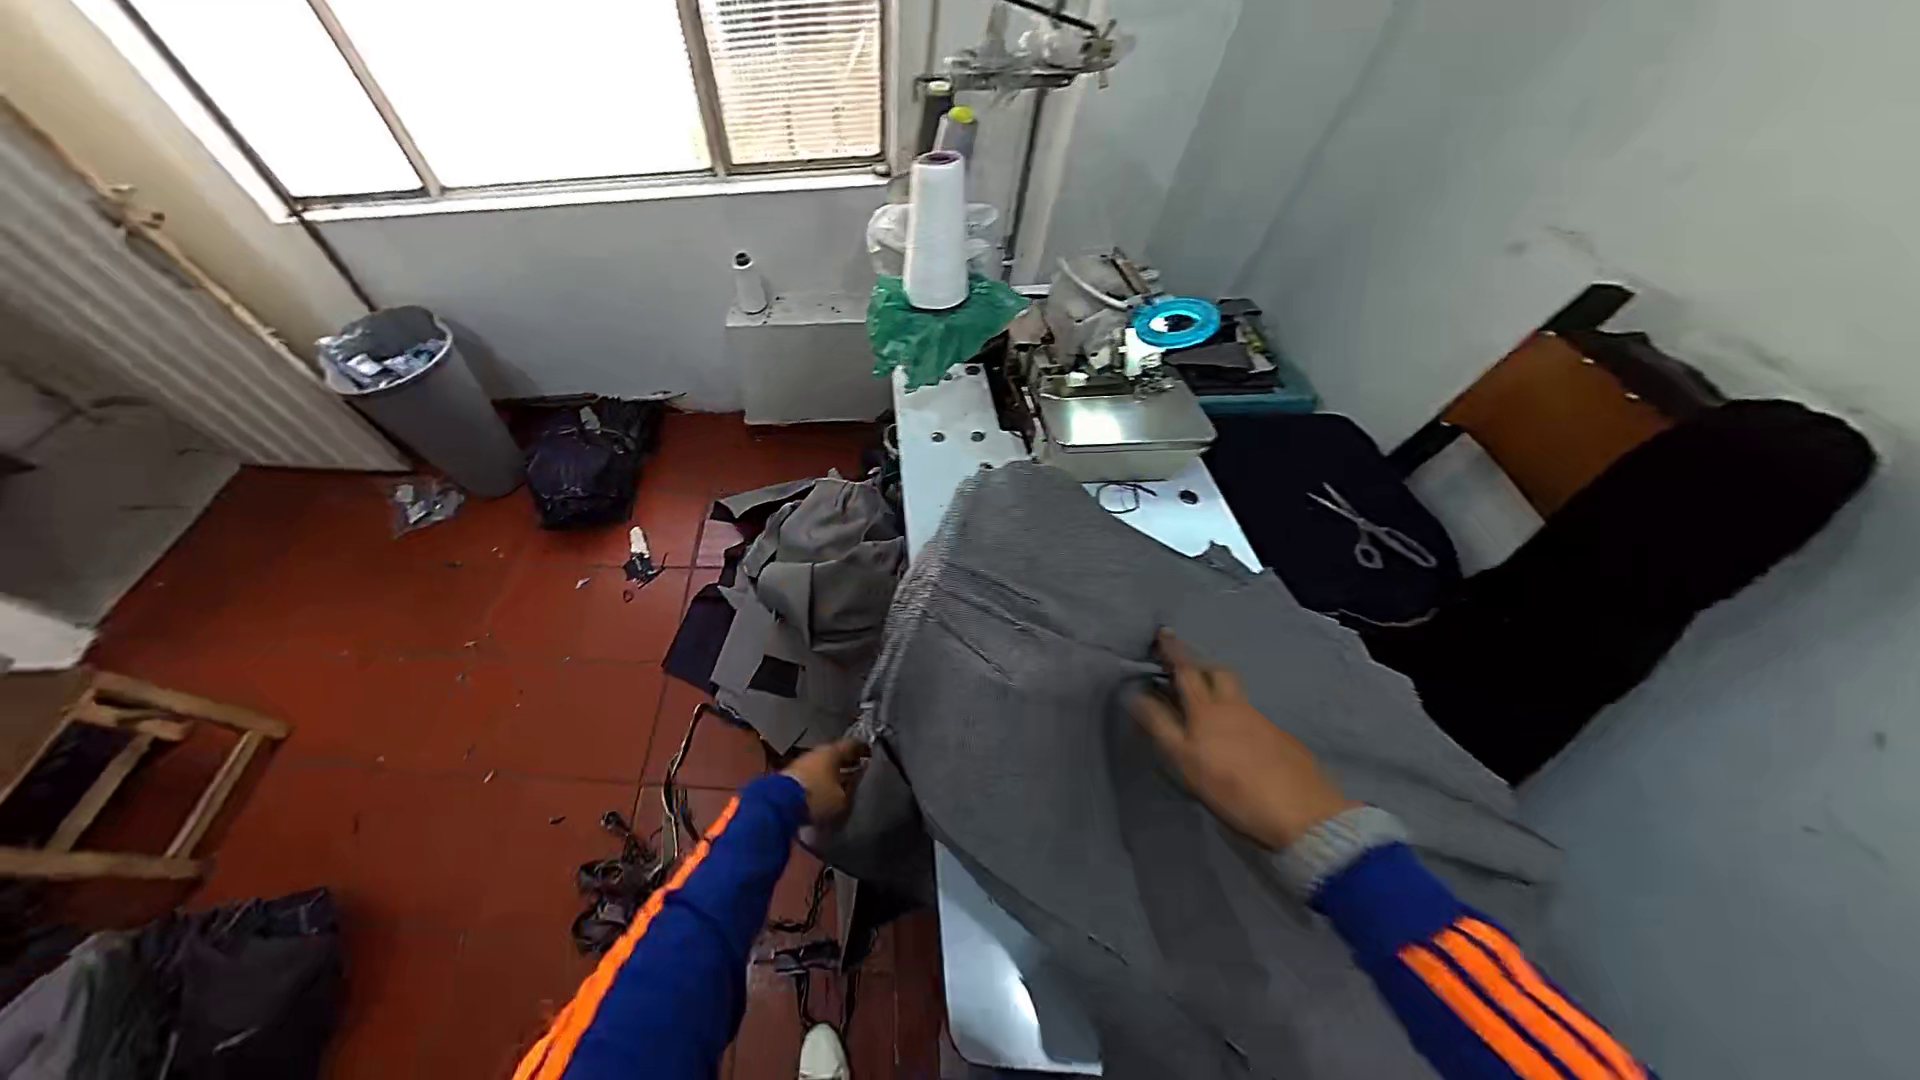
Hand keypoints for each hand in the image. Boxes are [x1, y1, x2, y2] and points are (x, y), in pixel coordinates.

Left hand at [781, 738, 870, 823]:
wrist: (779, 805)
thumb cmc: (817, 797)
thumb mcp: (843, 798)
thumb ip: (853, 788)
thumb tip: (858, 783)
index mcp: (833, 750)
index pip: (853, 744)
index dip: (864, 749)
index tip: (872, 755)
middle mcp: (818, 752)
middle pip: (837, 754)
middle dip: (848, 761)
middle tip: (860, 770)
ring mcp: (802, 762)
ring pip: (824, 764)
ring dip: (833, 771)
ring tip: (843, 783)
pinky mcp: (791, 776)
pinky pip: (812, 774)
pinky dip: (821, 779)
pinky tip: (826, 790)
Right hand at [1131, 631, 1355, 850]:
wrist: (1301, 814)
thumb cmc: (1232, 789)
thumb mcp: (1185, 761)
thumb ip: (1160, 725)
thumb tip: (1136, 695)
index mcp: (1207, 711)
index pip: (1186, 672)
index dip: (1173, 653)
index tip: (1164, 633)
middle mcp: (1235, 707)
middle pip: (1217, 673)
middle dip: (1200, 664)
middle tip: (1187, 667)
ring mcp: (1262, 721)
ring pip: (1236, 692)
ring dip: (1219, 686)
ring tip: (1209, 698)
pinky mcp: (1281, 739)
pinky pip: (1252, 713)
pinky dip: (1238, 712)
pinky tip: (1238, 733)